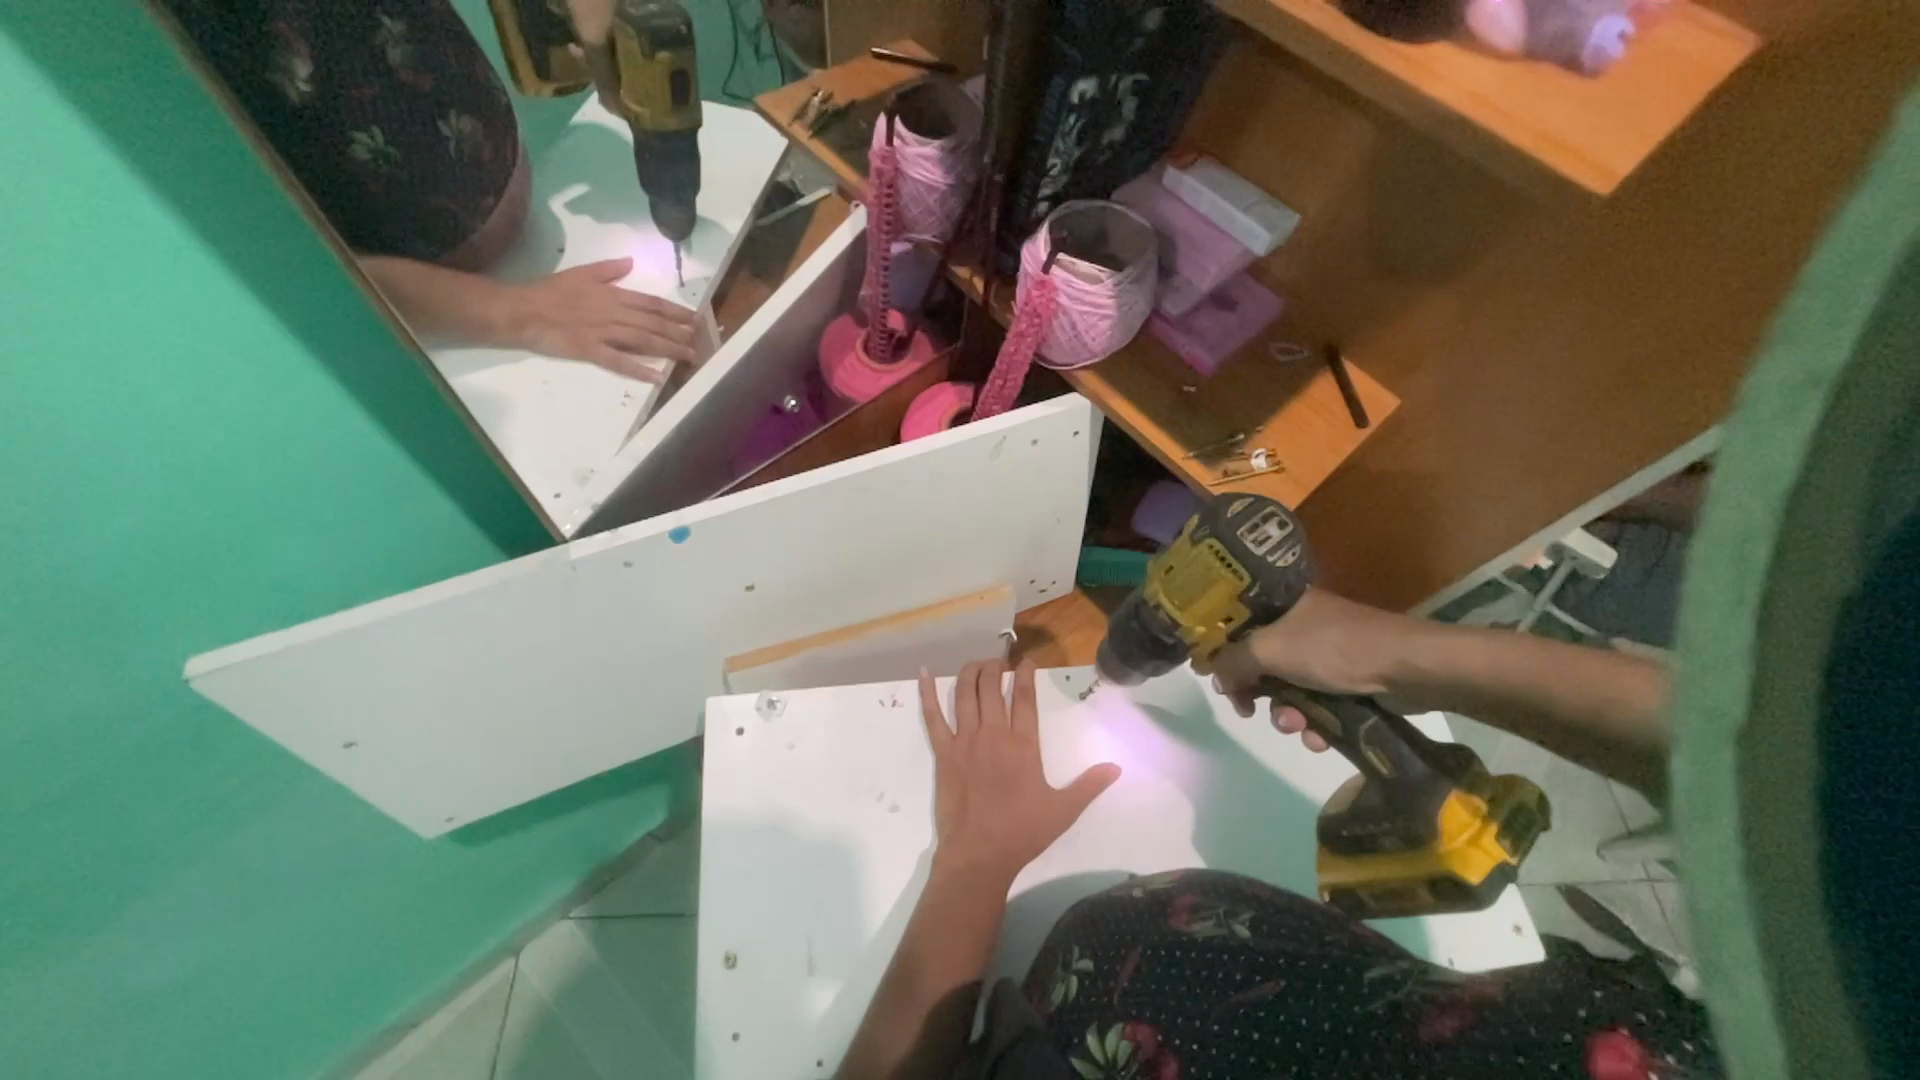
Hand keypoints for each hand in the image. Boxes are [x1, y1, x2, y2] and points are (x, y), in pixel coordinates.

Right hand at [502, 257, 697, 379]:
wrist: (521, 309)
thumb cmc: (549, 291)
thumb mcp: (580, 273)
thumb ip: (608, 269)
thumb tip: (630, 262)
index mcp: (612, 294)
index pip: (651, 303)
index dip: (675, 312)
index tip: (694, 320)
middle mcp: (612, 312)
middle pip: (653, 324)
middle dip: (679, 333)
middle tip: (700, 343)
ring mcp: (602, 332)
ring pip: (642, 340)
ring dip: (668, 349)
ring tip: (688, 357)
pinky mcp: (590, 350)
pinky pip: (618, 361)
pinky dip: (638, 370)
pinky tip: (657, 377)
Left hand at [919, 661, 1120, 884]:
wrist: (979, 853)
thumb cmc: (1023, 832)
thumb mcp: (1064, 810)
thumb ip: (1089, 785)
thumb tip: (1117, 767)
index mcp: (1023, 744)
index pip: (1025, 697)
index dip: (1026, 675)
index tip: (1027, 661)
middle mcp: (993, 734)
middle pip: (992, 687)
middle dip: (996, 668)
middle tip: (1000, 661)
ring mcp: (965, 741)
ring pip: (965, 695)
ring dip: (970, 673)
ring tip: (977, 663)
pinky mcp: (944, 753)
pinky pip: (933, 717)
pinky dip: (927, 693)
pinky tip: (923, 674)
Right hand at [1209, 587, 1427, 752]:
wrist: (1409, 668)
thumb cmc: (1334, 648)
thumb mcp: (1271, 650)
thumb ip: (1234, 662)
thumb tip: (1215, 678)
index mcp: (1283, 606)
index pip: (1239, 626)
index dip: (1224, 653)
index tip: (1220, 682)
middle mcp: (1302, 627)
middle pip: (1260, 663)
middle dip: (1256, 693)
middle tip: (1249, 711)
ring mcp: (1327, 656)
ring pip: (1288, 690)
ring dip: (1286, 714)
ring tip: (1297, 726)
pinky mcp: (1348, 683)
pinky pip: (1317, 706)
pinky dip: (1314, 724)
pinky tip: (1321, 737)